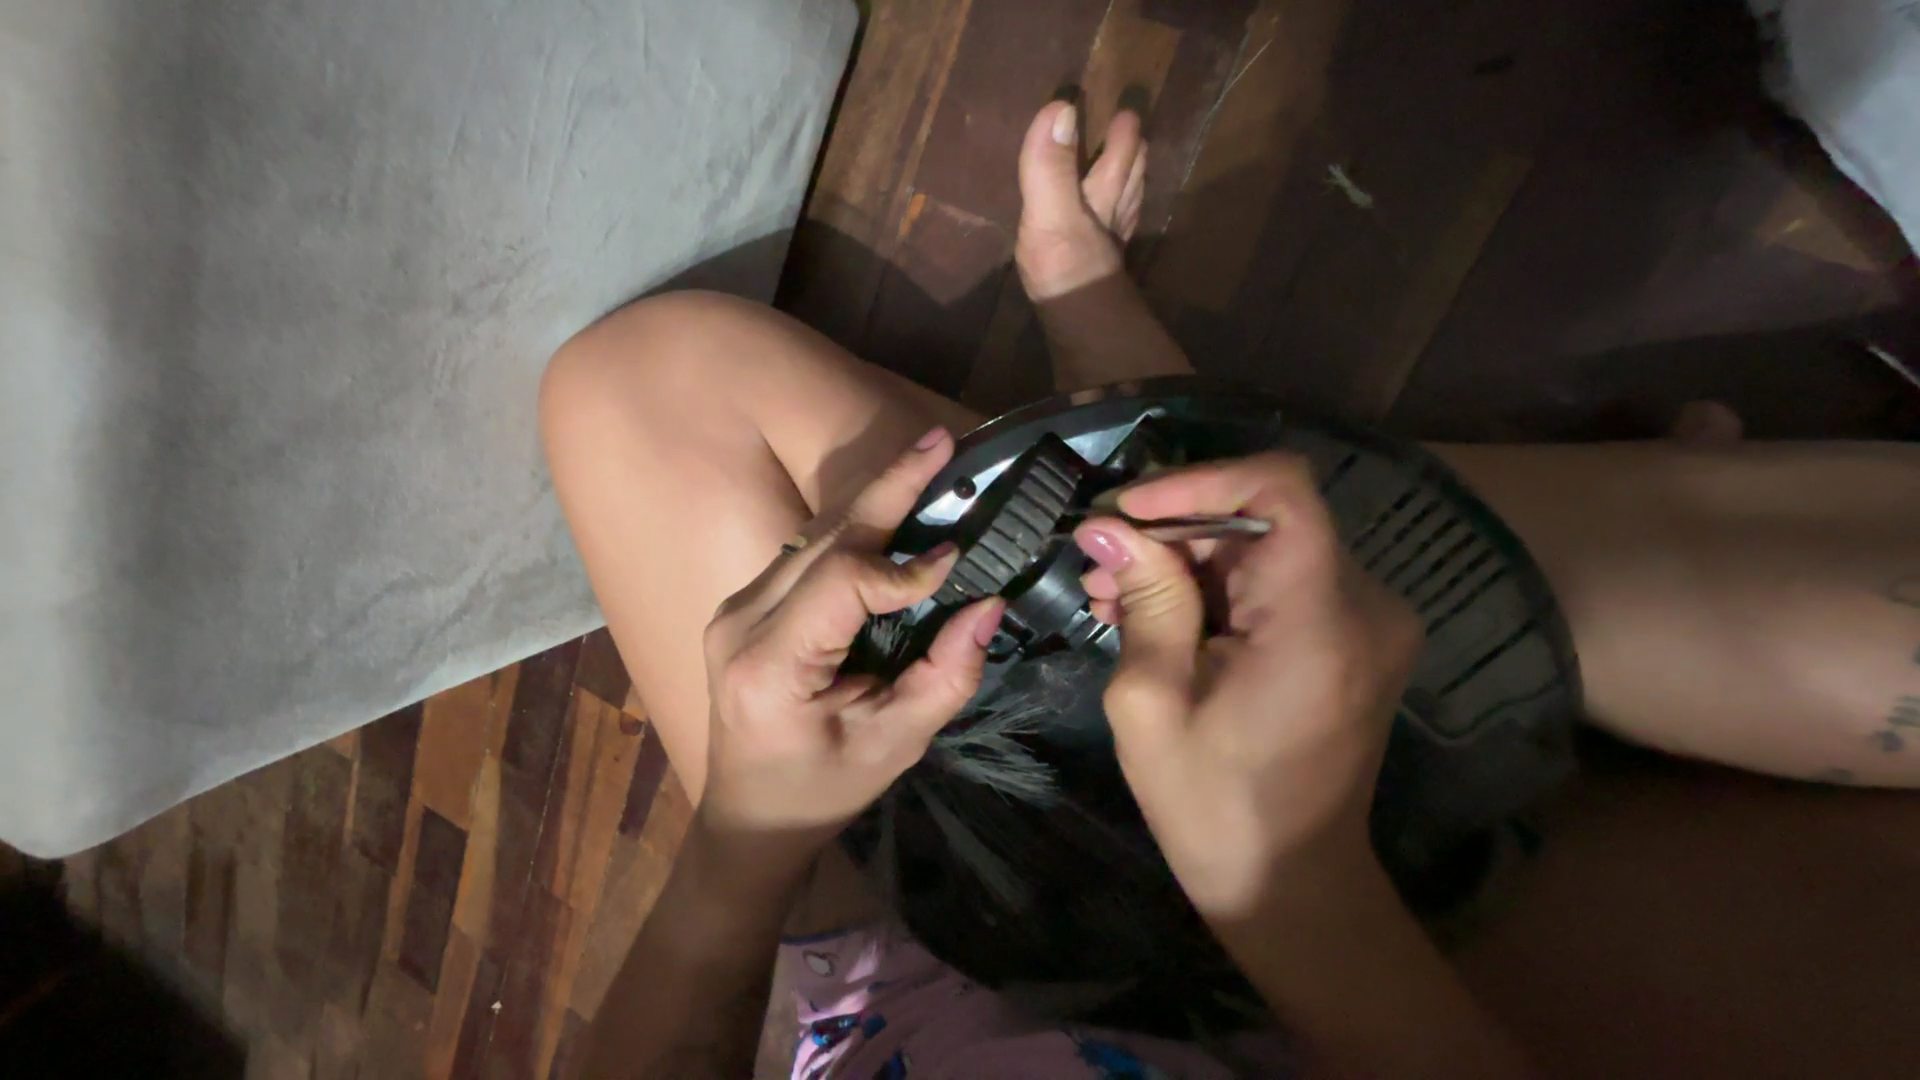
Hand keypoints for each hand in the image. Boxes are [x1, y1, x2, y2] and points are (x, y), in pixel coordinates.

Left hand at [697, 428, 1004, 873]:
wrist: (752, 814)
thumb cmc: (825, 787)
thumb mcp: (897, 745)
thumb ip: (946, 676)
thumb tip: (989, 604)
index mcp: (769, 664)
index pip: (842, 584)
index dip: (904, 566)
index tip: (959, 559)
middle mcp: (741, 621)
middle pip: (824, 539)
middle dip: (890, 488)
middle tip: (940, 443)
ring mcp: (737, 606)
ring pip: (815, 536)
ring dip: (876, 500)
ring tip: (927, 462)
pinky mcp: (747, 603)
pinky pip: (808, 551)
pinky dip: (857, 528)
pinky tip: (895, 506)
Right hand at [1073, 453, 1423, 916]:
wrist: (1287, 881)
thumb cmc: (1210, 804)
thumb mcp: (1150, 702)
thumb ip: (1143, 599)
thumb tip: (1105, 526)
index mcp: (1319, 622)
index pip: (1281, 487)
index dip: (1198, 479)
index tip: (1127, 510)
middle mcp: (1365, 605)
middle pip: (1263, 516)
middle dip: (1172, 528)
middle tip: (1098, 561)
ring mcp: (1367, 620)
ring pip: (1264, 544)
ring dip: (1185, 559)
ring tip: (1112, 593)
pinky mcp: (1352, 635)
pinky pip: (1276, 580)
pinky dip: (1215, 585)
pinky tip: (1154, 616)